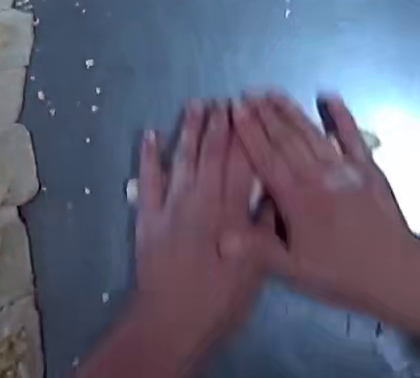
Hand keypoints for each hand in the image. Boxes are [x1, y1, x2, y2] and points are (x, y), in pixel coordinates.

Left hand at [127, 100, 274, 359]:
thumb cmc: (218, 300)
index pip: (240, 163)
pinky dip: (149, 154)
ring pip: (182, 157)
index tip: (246, 110)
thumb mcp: (254, 271)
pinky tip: (150, 133)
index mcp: (229, 211)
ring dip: (189, 129)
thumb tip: (272, 193)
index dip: (244, 135)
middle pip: (211, 153)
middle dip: (218, 124)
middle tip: (223, 99)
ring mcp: (171, 203)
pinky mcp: (148, 213)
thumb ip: (262, 229)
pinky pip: (148, 177)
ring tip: (195, 104)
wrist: (171, 321)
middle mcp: (200, 198)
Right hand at [228, 91, 419, 314]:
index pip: (265, 156)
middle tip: (247, 94)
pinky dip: (340, 114)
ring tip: (272, 92)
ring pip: (310, 131)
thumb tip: (221, 237)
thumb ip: (258, 248)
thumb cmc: (343, 274)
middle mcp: (314, 173)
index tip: (235, 108)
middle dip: (263, 114)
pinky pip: (350, 135)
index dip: (248, 131)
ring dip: (289, 110)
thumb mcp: (295, 270)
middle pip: (284, 138)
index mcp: (294, 196)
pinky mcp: (366, 167)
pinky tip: (329, 96)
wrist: (399, 274)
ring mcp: (342, 166)